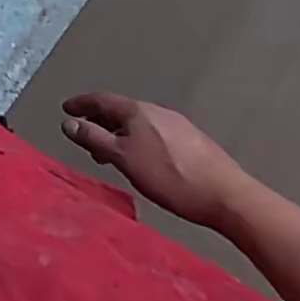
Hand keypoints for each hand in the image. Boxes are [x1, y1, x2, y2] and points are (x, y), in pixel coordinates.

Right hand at [61, 92, 257, 228]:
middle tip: (86, 134)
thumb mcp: (123, 158)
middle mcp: (158, 112)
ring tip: (113, 153)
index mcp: (137, 111)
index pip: (100, 99)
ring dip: (121, 134)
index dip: (80, 104)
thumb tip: (68, 123)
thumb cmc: (171, 177)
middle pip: (121, 111)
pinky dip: (140, 141)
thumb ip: (93, 138)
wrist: (233, 200)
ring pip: (140, 124)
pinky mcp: (197, 144)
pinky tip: (144, 159)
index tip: (66, 109)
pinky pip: (157, 134)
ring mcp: (180, 127)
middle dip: (100, 121)